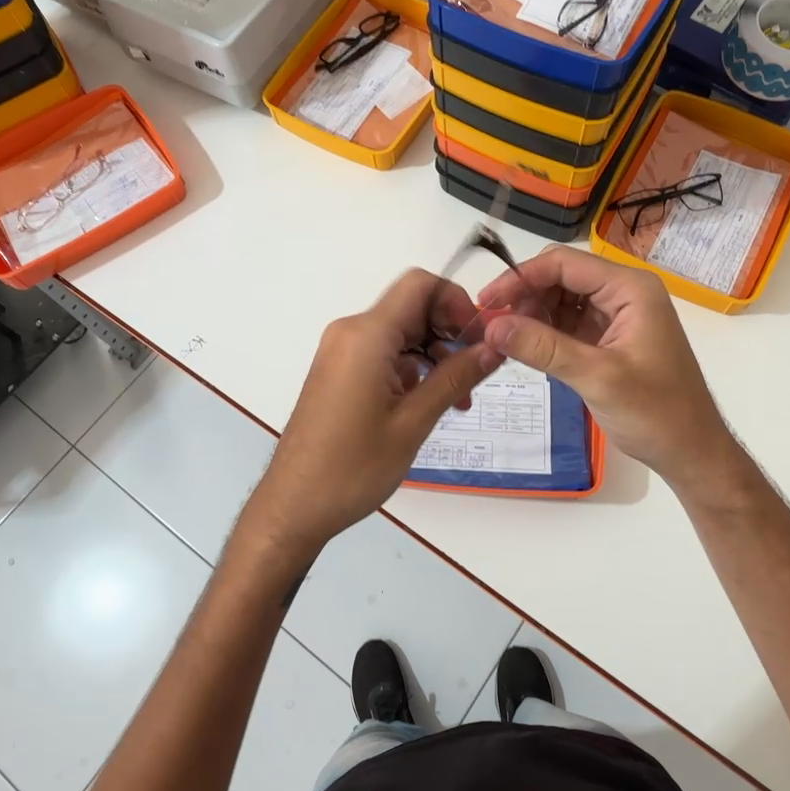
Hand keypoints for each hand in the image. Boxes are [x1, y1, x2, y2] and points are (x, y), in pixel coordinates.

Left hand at [240, 269, 502, 554]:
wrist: (295, 505)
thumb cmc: (353, 467)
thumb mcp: (414, 422)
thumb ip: (456, 377)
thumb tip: (494, 347)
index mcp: (366, 336)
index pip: (421, 285)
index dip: (457, 302)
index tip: (481, 339)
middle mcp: (351, 332)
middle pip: (413, 307)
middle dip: (451, 332)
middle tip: (477, 374)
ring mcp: (341, 352)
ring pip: (401, 332)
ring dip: (435, 355)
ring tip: (458, 399)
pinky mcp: (339, 371)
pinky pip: (384, 353)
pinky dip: (412, 368)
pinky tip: (429, 402)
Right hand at [477, 247, 742, 493]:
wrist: (692, 452)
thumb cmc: (657, 413)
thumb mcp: (597, 377)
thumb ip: (543, 348)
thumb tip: (491, 326)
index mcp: (630, 289)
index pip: (564, 264)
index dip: (521, 277)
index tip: (486, 302)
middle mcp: (624, 293)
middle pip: (561, 277)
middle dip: (523, 296)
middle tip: (489, 324)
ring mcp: (616, 316)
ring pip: (561, 300)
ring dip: (531, 314)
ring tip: (501, 338)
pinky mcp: (608, 339)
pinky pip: (568, 323)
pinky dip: (544, 332)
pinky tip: (522, 347)